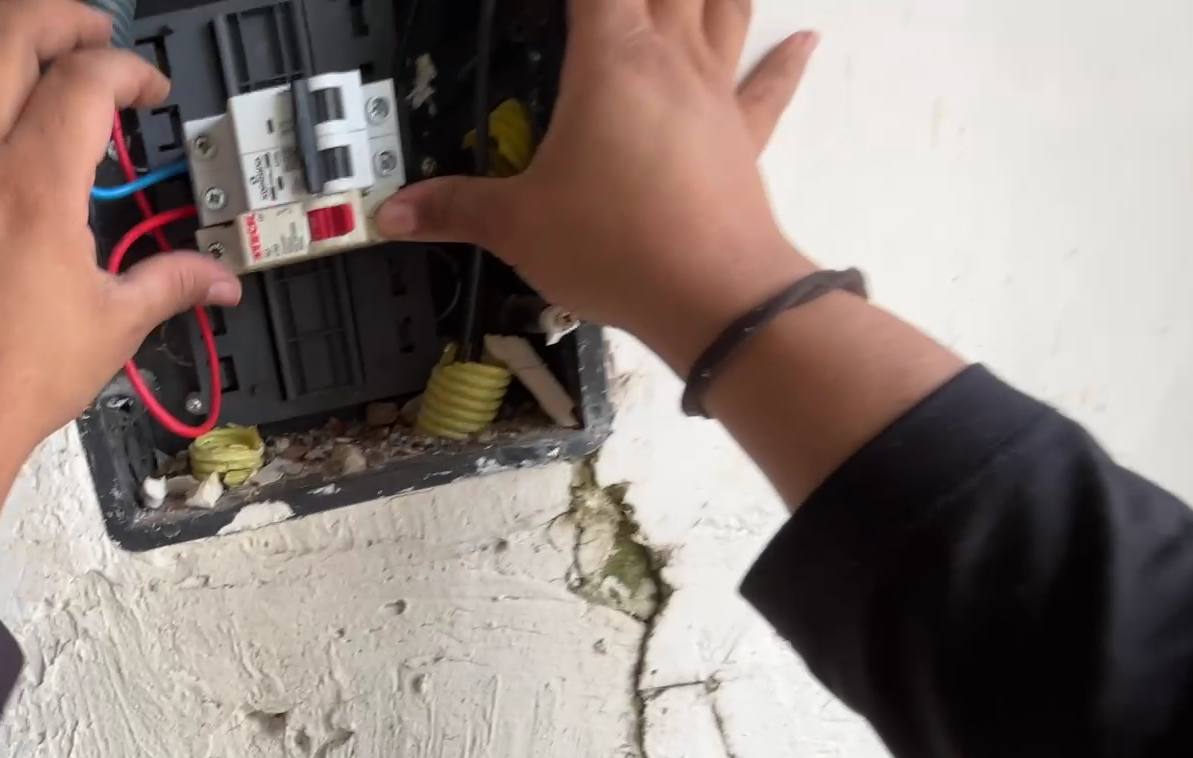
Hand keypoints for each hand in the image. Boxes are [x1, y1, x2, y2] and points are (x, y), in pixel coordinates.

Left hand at [0, 0, 241, 585]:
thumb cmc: (20, 380)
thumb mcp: (114, 328)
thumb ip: (172, 286)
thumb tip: (221, 282)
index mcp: (36, 186)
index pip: (87, 83)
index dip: (128, 70)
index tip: (146, 90)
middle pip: (5, 34)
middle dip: (54, 14)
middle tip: (84, 30)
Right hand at [376, 0, 818, 368]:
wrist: (708, 293)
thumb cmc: (612, 246)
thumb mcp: (515, 228)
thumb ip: (453, 210)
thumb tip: (391, 214)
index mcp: (610, 62)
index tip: (544, 3)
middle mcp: (669, 59)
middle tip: (613, 2)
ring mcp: (713, 94)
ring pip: (720, 6)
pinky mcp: (741, 138)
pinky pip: (767, 87)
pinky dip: (782, 62)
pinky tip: (800, 39)